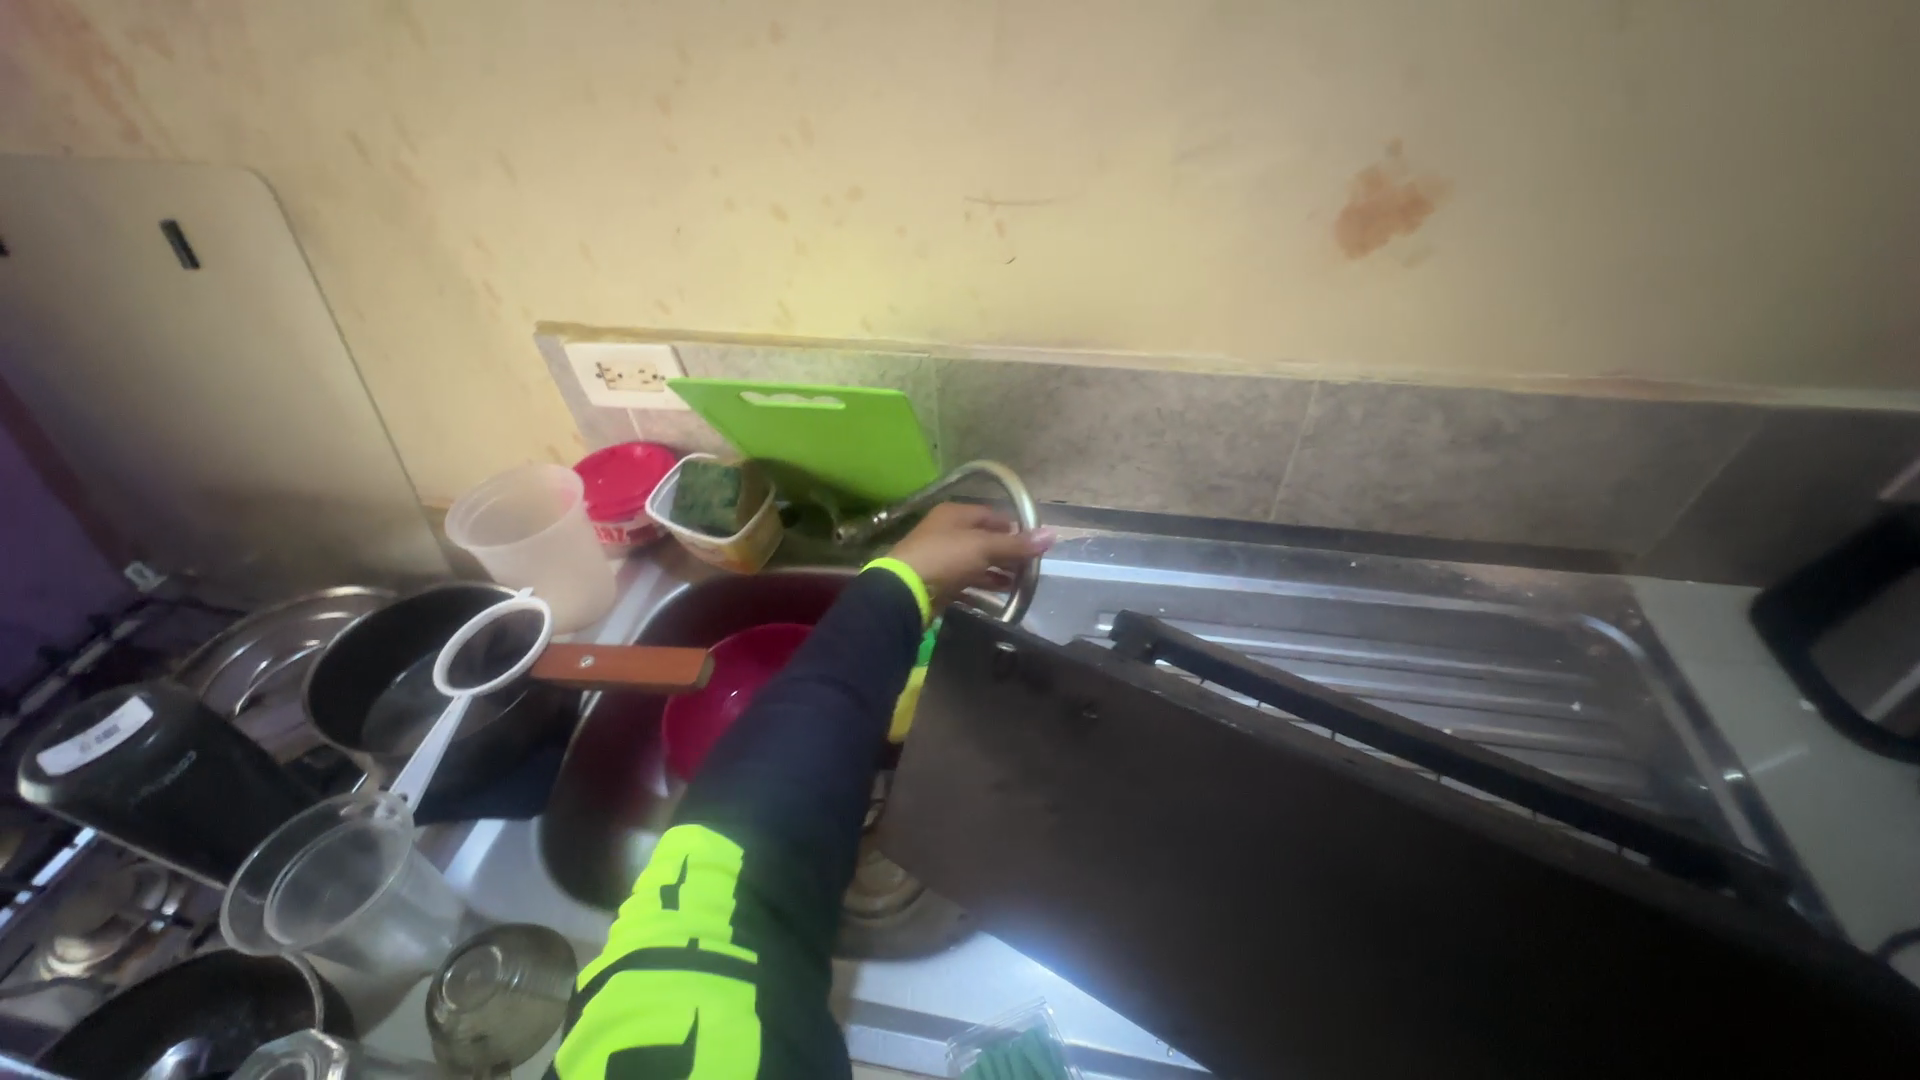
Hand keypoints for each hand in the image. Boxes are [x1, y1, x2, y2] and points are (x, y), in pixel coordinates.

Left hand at [886, 503, 1055, 608]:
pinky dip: (984, 586)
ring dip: (998, 572)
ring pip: (977, 562)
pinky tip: (1001, 595)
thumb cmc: (945, 558)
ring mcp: (942, 558)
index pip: (991, 516)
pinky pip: (967, 581)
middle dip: (1008, 553)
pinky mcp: (939, 582)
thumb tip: (1053, 535)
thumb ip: (1017, 545)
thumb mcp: (983, 547)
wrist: (904, 591)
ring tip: (1021, 584)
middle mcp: (947, 532)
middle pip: (985, 540)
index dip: (1013, 528)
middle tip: (1031, 568)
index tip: (1033, 543)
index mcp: (955, 515)